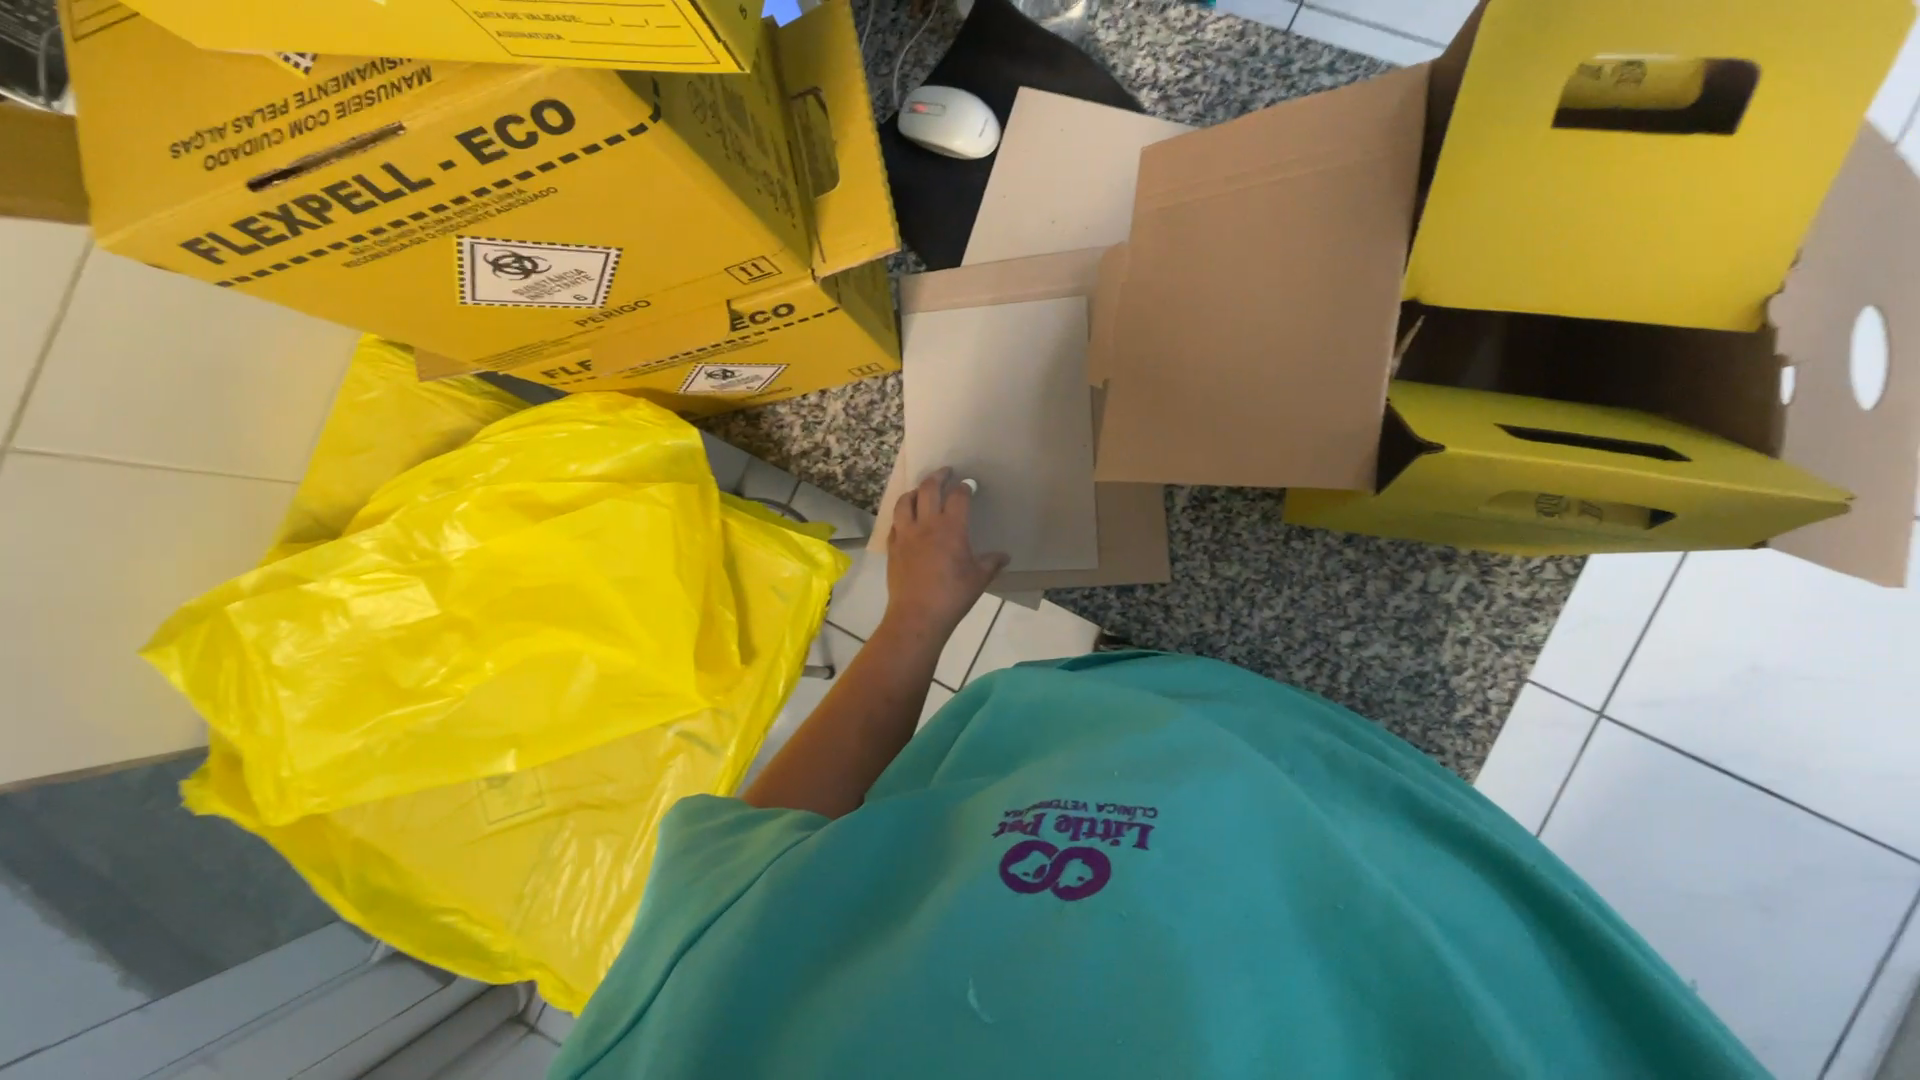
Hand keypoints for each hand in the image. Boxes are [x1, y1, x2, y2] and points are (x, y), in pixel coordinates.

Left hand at [883, 467, 1008, 639]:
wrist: (918, 614)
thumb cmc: (953, 595)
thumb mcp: (979, 578)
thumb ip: (991, 563)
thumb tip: (1004, 557)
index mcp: (951, 528)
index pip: (958, 497)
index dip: (964, 488)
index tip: (968, 485)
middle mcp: (926, 524)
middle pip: (928, 489)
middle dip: (938, 476)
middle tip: (944, 472)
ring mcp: (905, 535)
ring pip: (905, 502)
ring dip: (914, 491)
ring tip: (920, 490)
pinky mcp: (892, 547)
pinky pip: (894, 524)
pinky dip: (901, 516)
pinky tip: (905, 520)